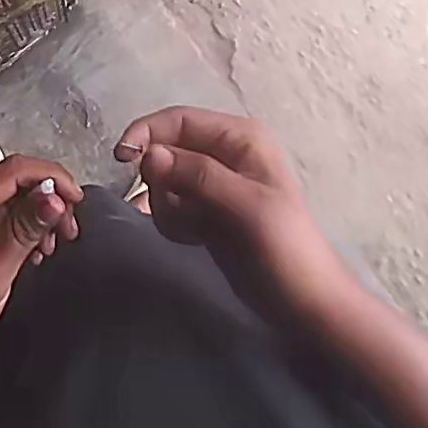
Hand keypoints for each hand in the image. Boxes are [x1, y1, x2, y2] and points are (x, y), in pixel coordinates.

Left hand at [0, 155, 83, 365]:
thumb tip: (54, 197)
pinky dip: (32, 220)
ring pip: (20, 189)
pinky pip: (13, 204)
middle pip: (21, 175)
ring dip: (44, 211)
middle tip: (68, 226)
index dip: (52, 177)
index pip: (16, 168)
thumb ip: (25, 230)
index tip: (76, 197)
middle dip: (51, 197)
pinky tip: (38, 245)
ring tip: (54, 241)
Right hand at [116, 107, 355, 322]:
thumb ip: (198, 175)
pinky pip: (168, 204)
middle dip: (161, 180)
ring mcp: (212, 182)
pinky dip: (172, 220)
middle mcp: (223, 152)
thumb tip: (149, 154)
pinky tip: (195, 237)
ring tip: (194, 229)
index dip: (147, 133)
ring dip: (166, 205)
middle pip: (165, 149)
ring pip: (161, 179)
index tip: (122, 159)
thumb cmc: (286, 250)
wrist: (306, 307)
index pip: (178, 120)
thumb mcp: (246, 206)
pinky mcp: (204, 209)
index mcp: (239, 137)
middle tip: (177, 210)